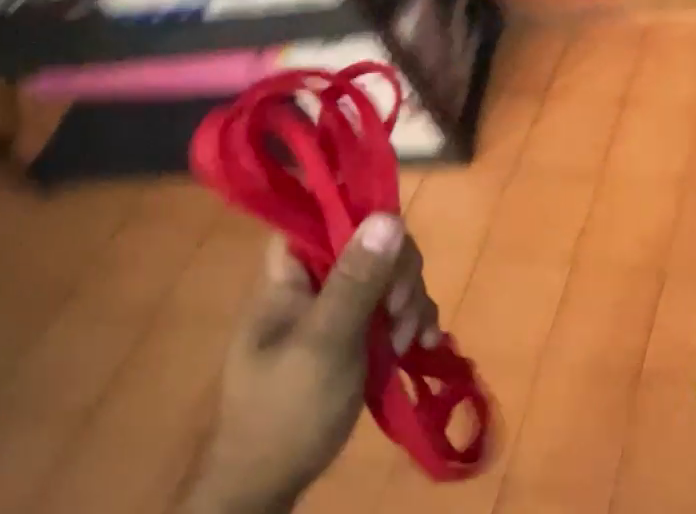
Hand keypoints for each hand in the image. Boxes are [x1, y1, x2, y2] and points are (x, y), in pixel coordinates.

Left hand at [183, 213, 440, 513]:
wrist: (271, 483)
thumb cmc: (286, 411)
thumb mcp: (324, 345)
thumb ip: (357, 281)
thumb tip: (389, 215)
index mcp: (289, 278)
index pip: (319, 216)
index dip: (358, 213)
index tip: (393, 240)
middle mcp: (313, 285)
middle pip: (369, 244)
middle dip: (398, 273)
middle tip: (399, 311)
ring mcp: (337, 311)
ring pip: (389, 276)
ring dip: (410, 303)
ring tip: (409, 341)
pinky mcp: (358, 335)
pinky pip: (397, 309)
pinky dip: (414, 322)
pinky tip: (423, 345)